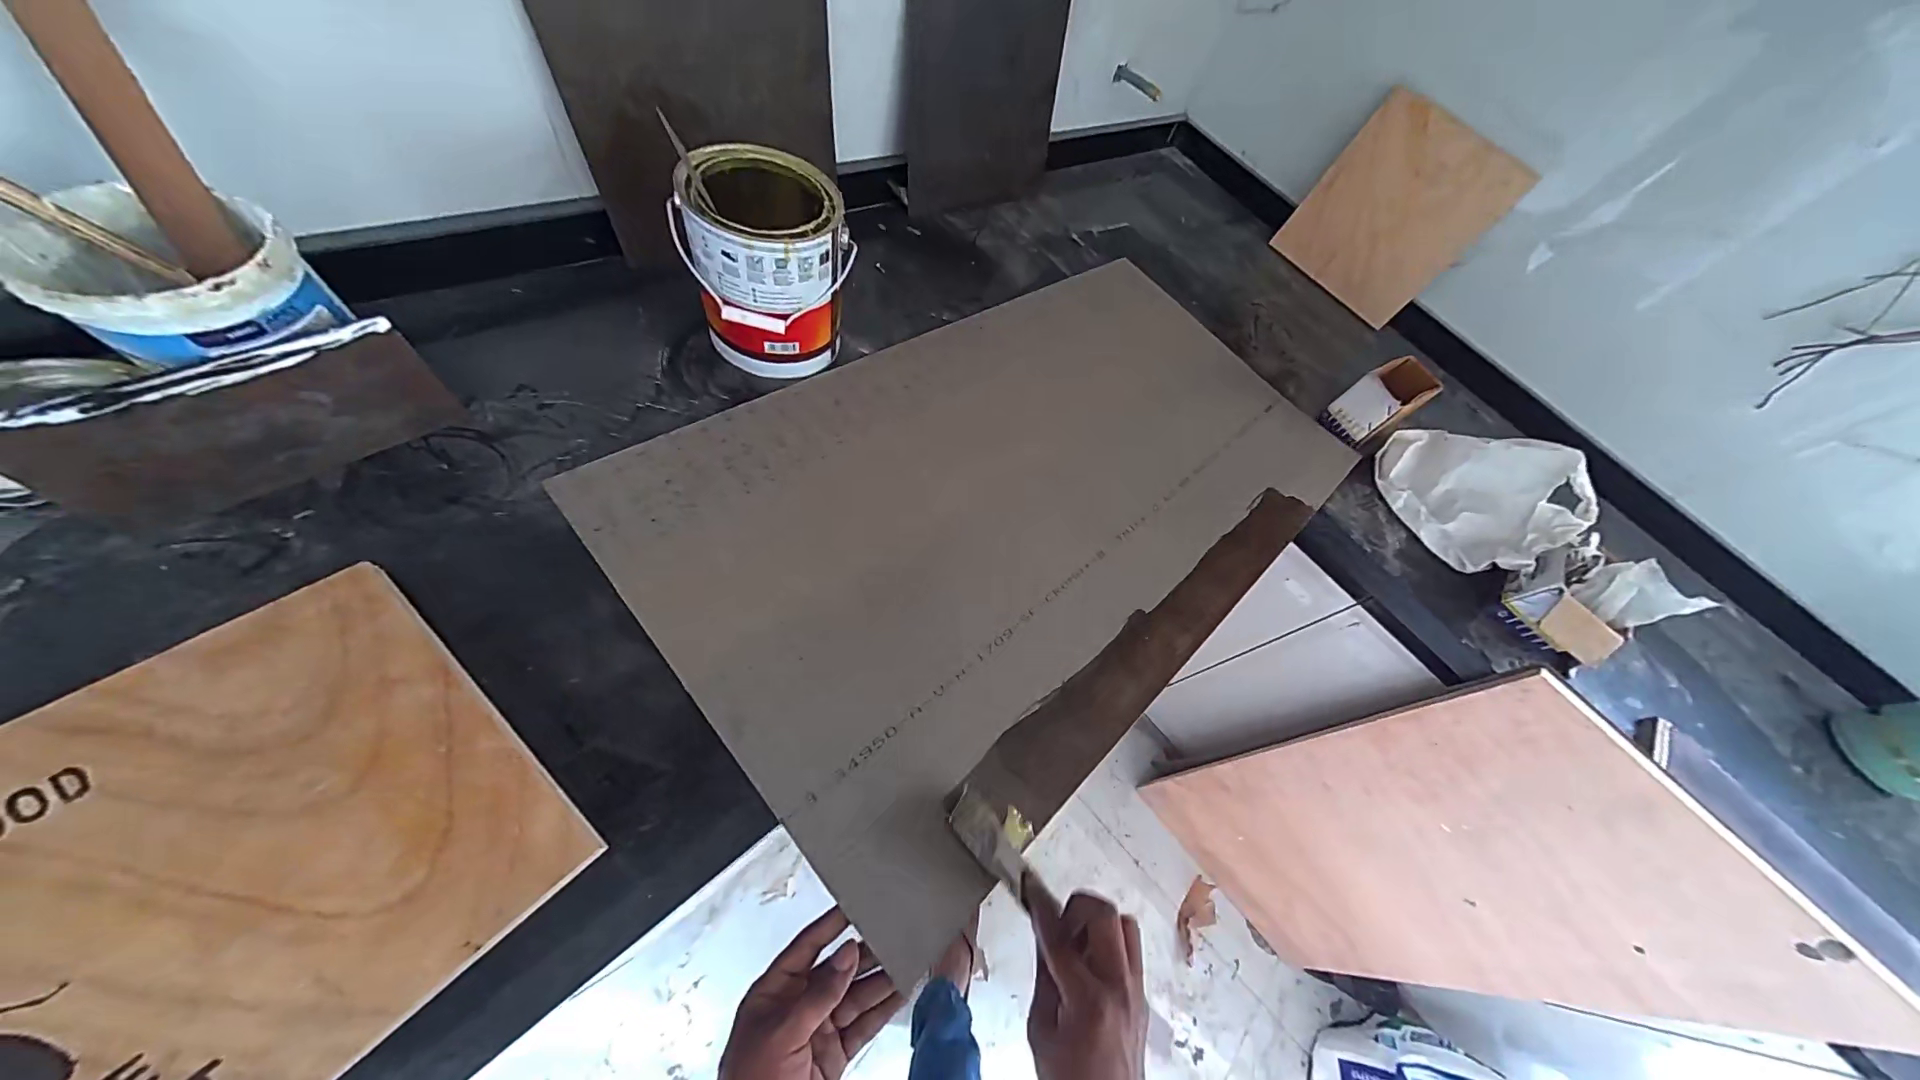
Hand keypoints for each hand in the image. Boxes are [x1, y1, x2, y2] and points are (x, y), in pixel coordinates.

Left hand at [719, 907, 905, 1079]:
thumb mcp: (781, 1034)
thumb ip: (817, 995)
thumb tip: (846, 954)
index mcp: (774, 994)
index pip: (806, 947)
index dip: (830, 925)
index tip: (853, 905)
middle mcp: (797, 1007)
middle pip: (837, 971)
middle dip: (864, 953)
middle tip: (892, 933)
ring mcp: (817, 1031)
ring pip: (855, 996)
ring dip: (880, 980)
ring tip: (905, 959)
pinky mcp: (833, 1055)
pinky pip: (863, 1025)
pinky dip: (883, 1010)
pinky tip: (900, 993)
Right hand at [1027, 884, 1146, 1079]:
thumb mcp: (1041, 1030)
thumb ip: (1044, 977)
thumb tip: (1042, 936)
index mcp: (1089, 999)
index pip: (1060, 937)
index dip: (1041, 907)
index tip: (1030, 887)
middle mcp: (1120, 988)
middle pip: (1105, 915)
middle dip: (1076, 907)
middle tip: (1058, 922)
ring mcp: (1137, 991)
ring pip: (1125, 925)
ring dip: (1097, 923)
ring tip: (1076, 942)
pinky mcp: (1143, 996)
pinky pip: (1130, 949)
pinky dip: (1109, 942)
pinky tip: (1089, 961)